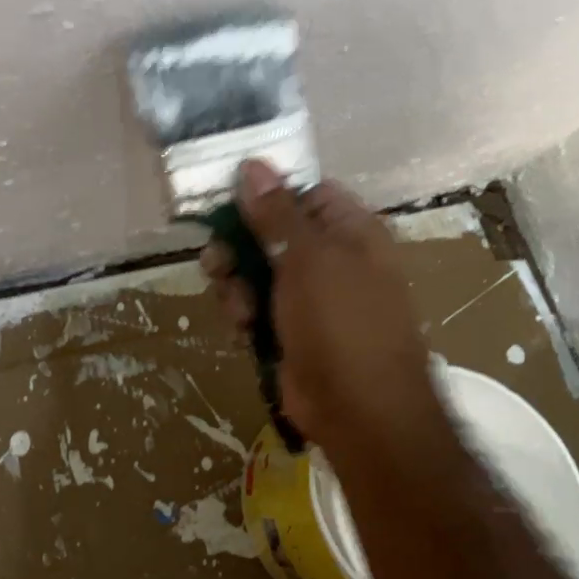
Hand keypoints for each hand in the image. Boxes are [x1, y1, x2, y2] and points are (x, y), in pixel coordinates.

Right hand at [198, 160, 434, 447]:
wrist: (361, 413)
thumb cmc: (342, 323)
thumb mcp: (309, 257)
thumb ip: (277, 211)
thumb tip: (252, 164)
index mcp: (351, 231)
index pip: (304, 192)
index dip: (266, 192)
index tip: (226, 196)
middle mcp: (333, 259)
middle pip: (271, 231)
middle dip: (239, 245)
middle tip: (217, 260)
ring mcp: (312, 297)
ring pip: (255, 270)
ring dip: (236, 284)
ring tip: (238, 307)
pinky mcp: (291, 330)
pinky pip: (255, 306)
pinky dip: (244, 314)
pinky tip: (244, 328)